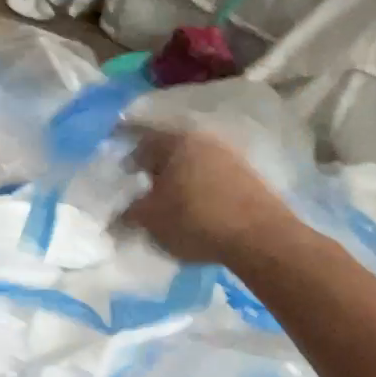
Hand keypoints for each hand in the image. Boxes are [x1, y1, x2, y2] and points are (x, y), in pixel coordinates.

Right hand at [122, 126, 302, 265]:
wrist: (259, 238)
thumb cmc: (194, 220)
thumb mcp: (148, 219)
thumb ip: (127, 210)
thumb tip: (119, 210)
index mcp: (177, 142)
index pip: (141, 139)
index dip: (124, 155)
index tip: (116, 173)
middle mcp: (205, 140)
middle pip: (168, 150)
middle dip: (151, 167)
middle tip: (136, 188)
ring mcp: (230, 156)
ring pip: (190, 162)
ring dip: (174, 178)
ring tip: (162, 201)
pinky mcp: (246, 176)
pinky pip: (209, 175)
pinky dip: (195, 187)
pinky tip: (189, 207)